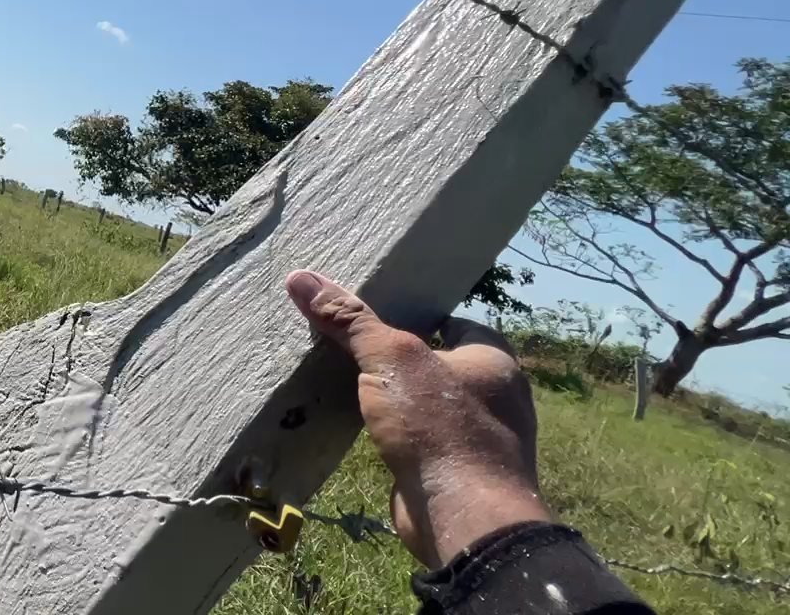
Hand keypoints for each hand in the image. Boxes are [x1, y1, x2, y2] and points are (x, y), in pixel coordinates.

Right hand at [285, 270, 549, 568]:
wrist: (464, 520)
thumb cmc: (439, 426)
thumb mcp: (388, 358)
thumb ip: (349, 319)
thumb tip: (300, 276)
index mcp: (496, 365)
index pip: (457, 323)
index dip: (418, 313)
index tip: (375, 310)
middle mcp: (495, 398)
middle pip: (436, 359)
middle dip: (395, 352)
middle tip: (348, 337)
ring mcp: (476, 436)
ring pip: (423, 397)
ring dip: (389, 390)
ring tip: (344, 374)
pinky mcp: (453, 466)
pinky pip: (416, 430)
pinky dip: (390, 423)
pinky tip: (357, 417)